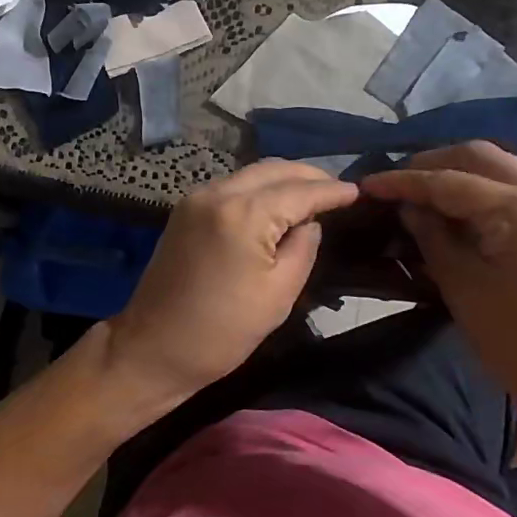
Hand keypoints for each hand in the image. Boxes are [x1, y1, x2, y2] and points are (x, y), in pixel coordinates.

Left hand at [106, 160, 357, 401]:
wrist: (155, 346)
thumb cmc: (223, 330)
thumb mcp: (279, 292)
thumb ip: (303, 247)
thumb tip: (311, 221)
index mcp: (242, 212)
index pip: (298, 190)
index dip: (332, 190)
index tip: (361, 192)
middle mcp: (215, 193)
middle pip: (271, 171)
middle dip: (308, 176)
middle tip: (339, 191)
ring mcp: (194, 200)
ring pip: (248, 176)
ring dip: (281, 181)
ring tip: (312, 197)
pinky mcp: (183, 212)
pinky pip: (229, 189)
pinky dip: (256, 190)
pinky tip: (275, 205)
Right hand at [359, 142, 516, 412]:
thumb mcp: (462, 285)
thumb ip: (432, 236)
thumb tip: (410, 208)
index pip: (448, 180)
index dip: (402, 181)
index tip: (366, 184)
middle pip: (483, 158)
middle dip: (433, 165)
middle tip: (396, 184)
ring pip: (507, 170)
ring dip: (462, 175)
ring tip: (424, 197)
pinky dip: (488, 192)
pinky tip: (464, 214)